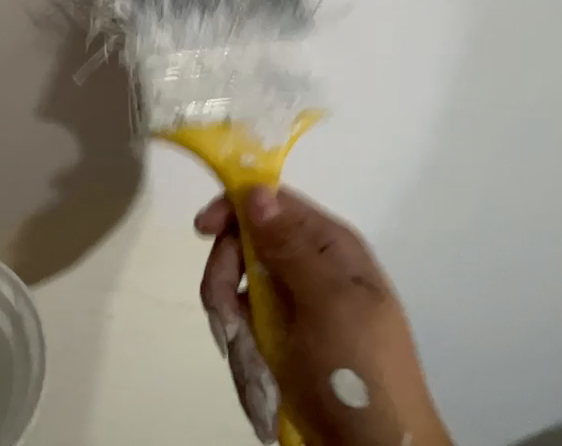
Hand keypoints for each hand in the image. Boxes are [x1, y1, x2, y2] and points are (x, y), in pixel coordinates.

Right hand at [196, 187, 451, 445]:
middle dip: (226, 275)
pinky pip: (242, 326)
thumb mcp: (328, 303)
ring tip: (249, 355)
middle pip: (245, 243)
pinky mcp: (281, 341)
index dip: (234, 206)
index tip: (202, 229)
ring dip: (232, 319)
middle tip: (225, 312)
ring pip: (236, 288)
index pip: (272, 202)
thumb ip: (289, 246)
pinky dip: (239, 345)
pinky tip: (255, 368)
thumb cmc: (359, 372)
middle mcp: (309, 267)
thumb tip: (255, 189)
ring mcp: (294, 306)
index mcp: (329, 247)